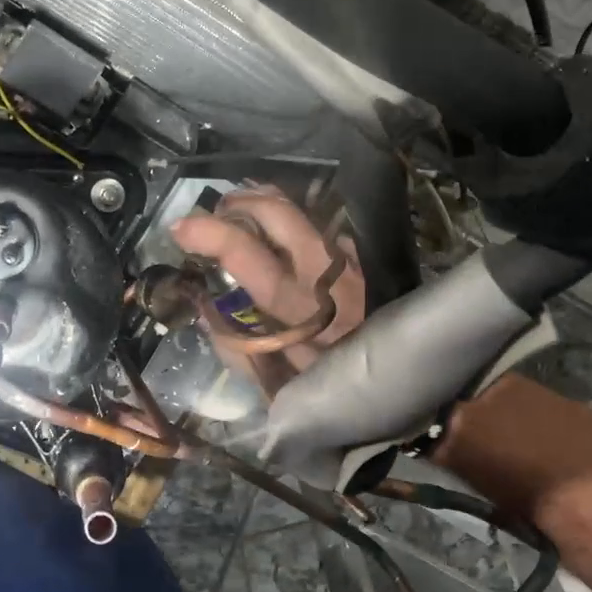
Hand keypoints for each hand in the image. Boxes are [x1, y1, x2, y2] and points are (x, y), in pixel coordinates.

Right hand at [169, 188, 366, 392]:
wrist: (412, 381)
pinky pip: (317, 223)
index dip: (208, 233)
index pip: (246, 253)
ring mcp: (346, 257)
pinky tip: (277, 232)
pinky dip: (288, 219)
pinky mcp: (361, 256)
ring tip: (238, 211)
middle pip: (275, 211)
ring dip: (261, 203)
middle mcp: (322, 269)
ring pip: (299, 209)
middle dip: (236, 203)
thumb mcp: (285, 388)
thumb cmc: (346, 388)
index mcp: (298, 304)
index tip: (178, 228)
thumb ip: (241, 354)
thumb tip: (207, 318)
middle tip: (212, 214)